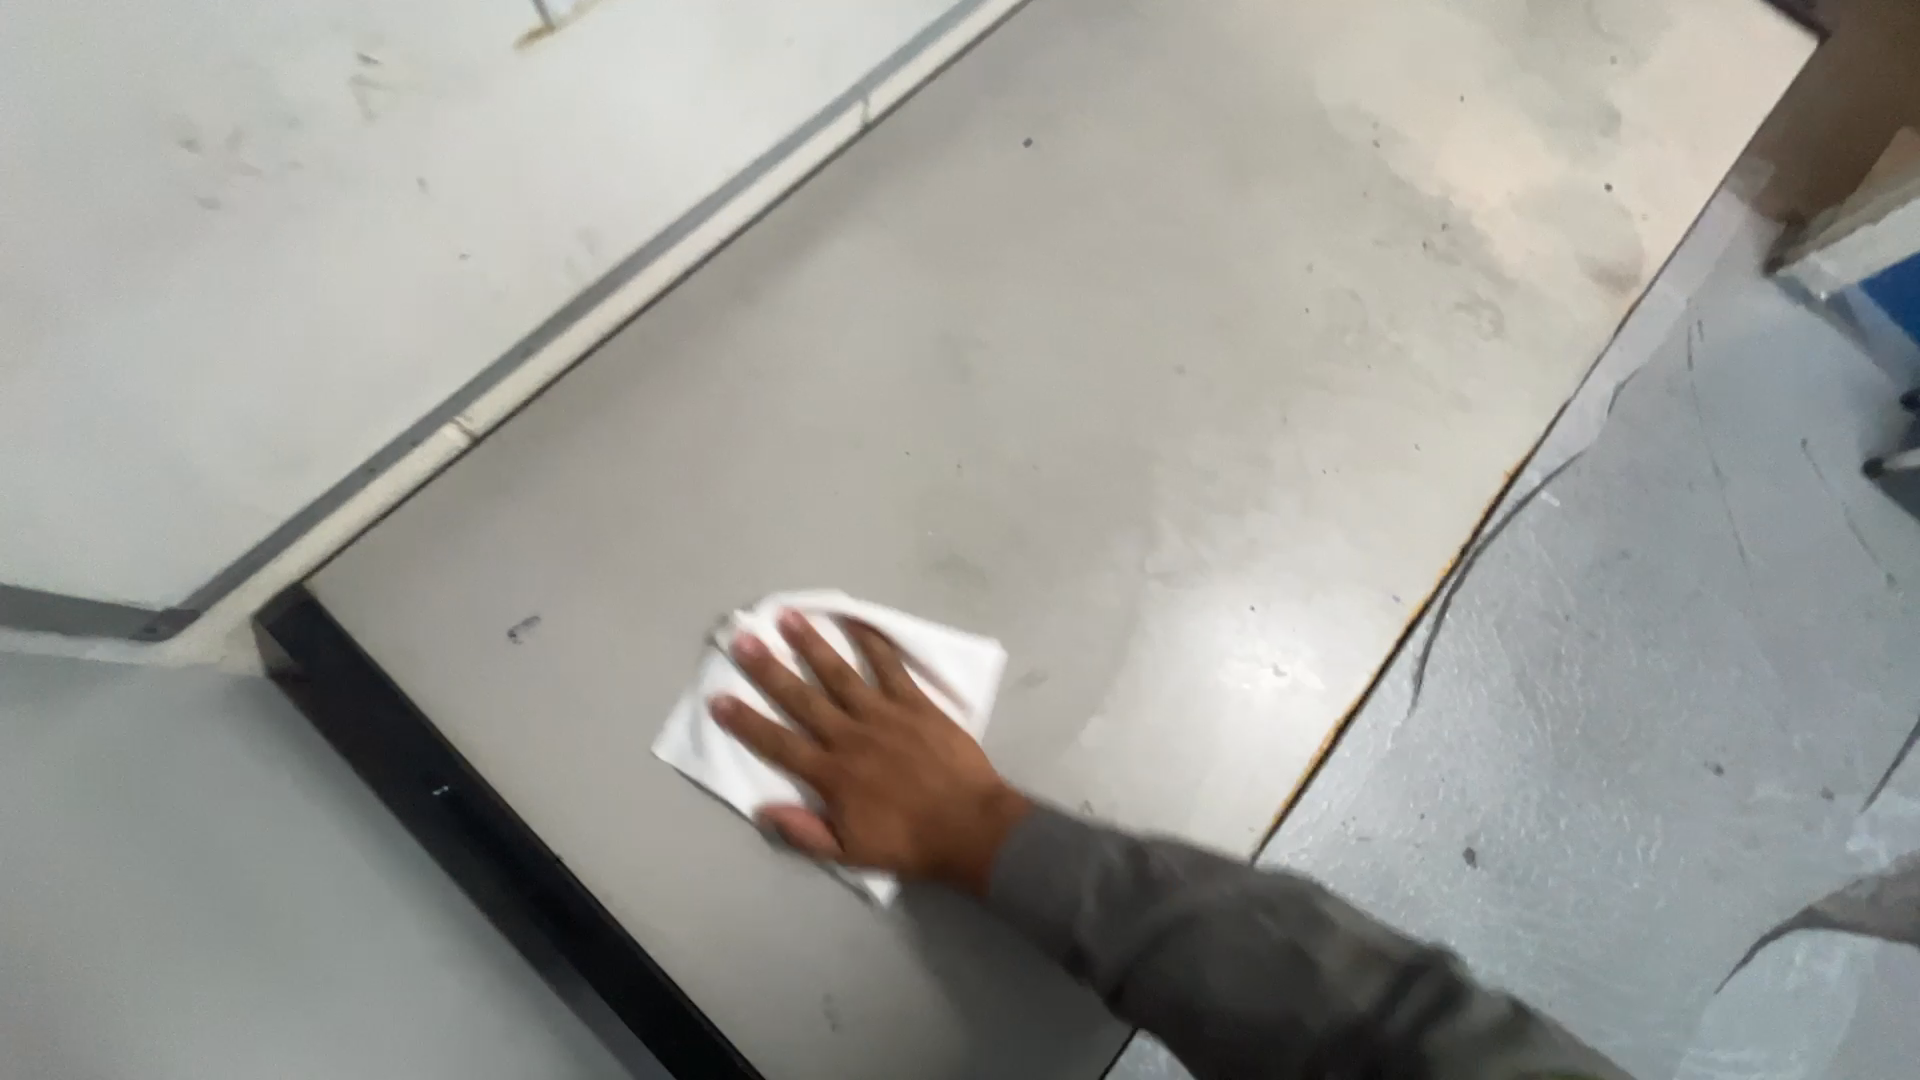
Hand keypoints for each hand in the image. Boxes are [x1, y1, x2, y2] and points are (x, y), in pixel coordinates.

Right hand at [710, 610, 1030, 895]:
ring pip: (839, 673)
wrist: (967, 825)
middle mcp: (850, 736)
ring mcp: (883, 714)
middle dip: (769, 669)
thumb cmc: (908, 842)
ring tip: (789, 617)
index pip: (778, 743)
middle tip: (744, 639)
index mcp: (831, 774)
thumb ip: (804, 832)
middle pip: (801, 697)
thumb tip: (762, 809)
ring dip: (812, 645)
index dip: (746, 722)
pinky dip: (873, 642)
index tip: (719, 699)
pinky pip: (890, 666)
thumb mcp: (850, 853)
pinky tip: (855, 620)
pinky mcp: (914, 703)